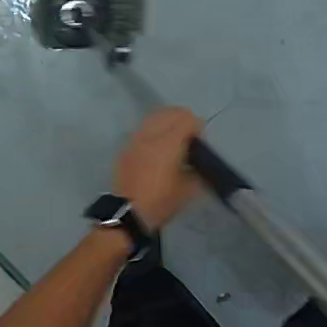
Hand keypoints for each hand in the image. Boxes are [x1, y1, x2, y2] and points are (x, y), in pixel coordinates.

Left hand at [112, 107, 203, 229]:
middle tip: (188, 139)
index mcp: (169, 143)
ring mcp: (136, 139)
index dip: (197, 128)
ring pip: (154, 117)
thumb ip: (197, 170)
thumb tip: (198, 162)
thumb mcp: (188, 189)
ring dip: (167, 123)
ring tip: (172, 141)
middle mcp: (151, 135)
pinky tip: (156, 149)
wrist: (128, 213)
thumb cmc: (161, 201)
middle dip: (183, 120)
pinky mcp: (126, 147)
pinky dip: (153, 132)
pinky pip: (143, 130)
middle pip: (170, 112)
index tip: (200, 144)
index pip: (187, 119)